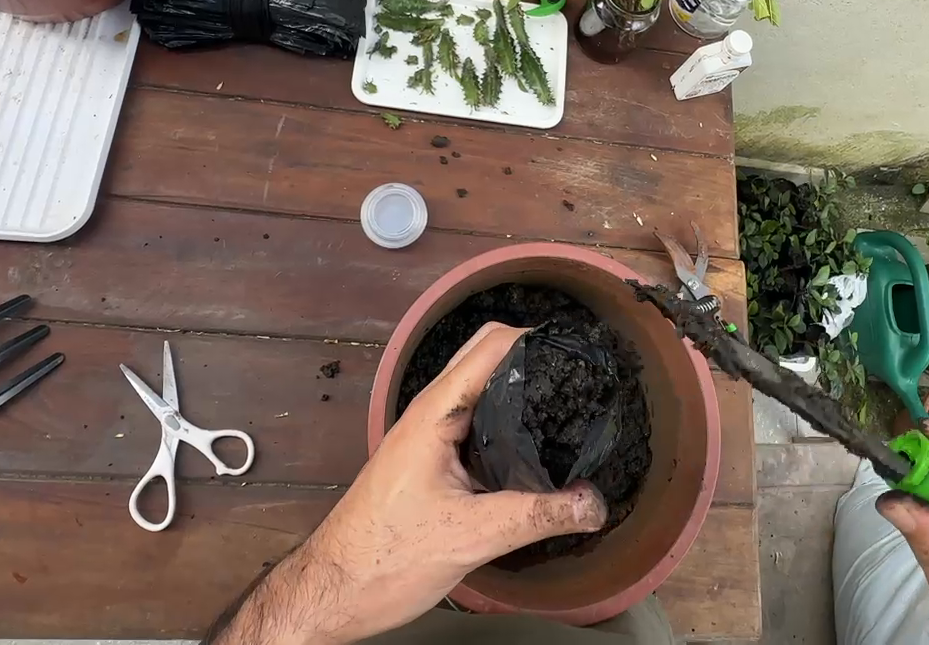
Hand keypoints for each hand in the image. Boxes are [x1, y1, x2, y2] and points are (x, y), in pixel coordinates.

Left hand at [212, 322, 606, 644]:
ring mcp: (429, 428)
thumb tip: (596, 503)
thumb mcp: (472, 536)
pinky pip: (472, 412)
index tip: (575, 354)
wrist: (333, 589)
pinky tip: (531, 438)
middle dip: (528, 351)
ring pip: (477, 381)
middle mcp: (431, 407)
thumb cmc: (388, 557)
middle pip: (484, 351)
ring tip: (563, 398)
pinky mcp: (430, 451)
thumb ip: (538, 516)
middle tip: (575, 375)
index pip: (491, 345)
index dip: (534, 338)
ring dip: (514, 379)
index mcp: (437, 410)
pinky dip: (502, 409)